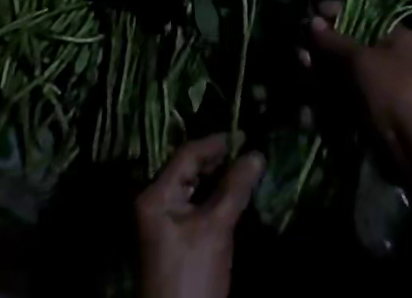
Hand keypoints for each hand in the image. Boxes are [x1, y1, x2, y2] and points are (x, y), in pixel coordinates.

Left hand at [136, 135, 264, 297]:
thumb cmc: (194, 275)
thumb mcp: (216, 228)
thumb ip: (235, 188)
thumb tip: (256, 155)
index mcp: (156, 194)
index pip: (186, 155)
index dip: (215, 144)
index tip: (243, 136)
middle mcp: (155, 201)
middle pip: (187, 168)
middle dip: (217, 159)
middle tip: (246, 150)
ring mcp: (163, 220)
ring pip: (192, 186)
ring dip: (217, 177)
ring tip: (244, 167)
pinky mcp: (174, 236)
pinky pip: (194, 203)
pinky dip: (213, 195)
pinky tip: (233, 193)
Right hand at [302, 1, 411, 174]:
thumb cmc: (394, 89)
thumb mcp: (362, 58)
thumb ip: (334, 40)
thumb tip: (312, 21)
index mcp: (397, 38)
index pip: (362, 17)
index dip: (337, 14)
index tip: (312, 14)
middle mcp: (390, 61)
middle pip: (349, 48)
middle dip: (323, 49)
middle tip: (301, 50)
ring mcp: (380, 91)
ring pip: (342, 76)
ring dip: (320, 74)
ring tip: (302, 71)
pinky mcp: (370, 117)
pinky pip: (342, 102)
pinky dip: (325, 100)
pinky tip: (308, 102)